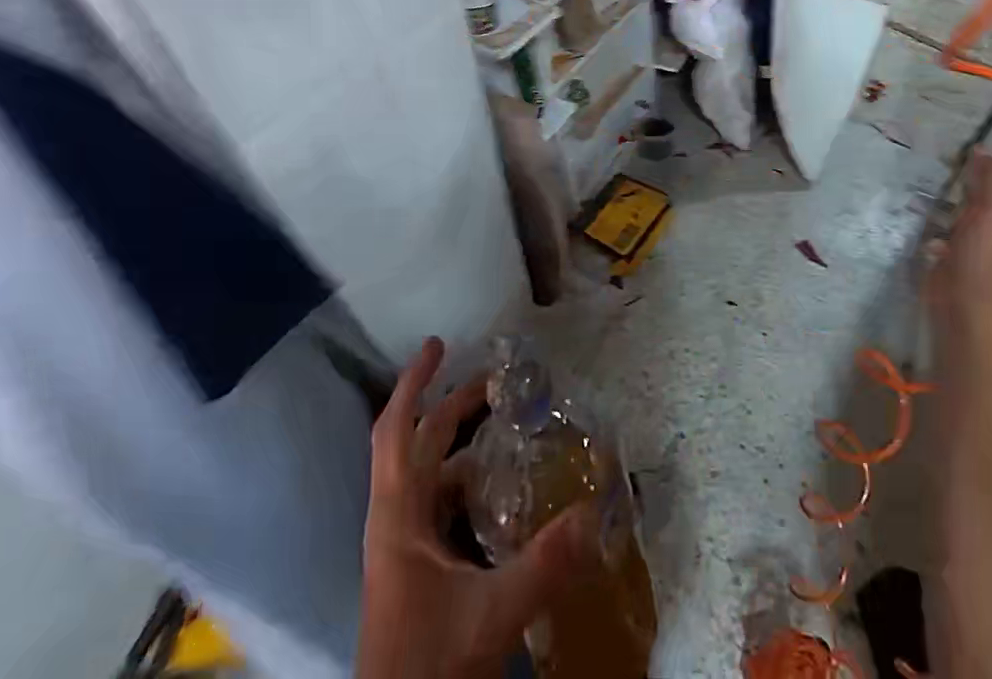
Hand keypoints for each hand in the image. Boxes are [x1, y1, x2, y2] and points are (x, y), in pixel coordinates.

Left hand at [356, 337, 597, 678]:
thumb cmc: (427, 661)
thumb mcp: (490, 613)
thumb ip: (545, 564)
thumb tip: (595, 512)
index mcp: (398, 515)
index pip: (397, 430)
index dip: (414, 383)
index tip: (437, 344)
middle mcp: (396, 520)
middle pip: (420, 445)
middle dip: (453, 406)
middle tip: (497, 382)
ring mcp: (405, 545)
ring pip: (433, 478)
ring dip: (463, 448)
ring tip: (508, 432)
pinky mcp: (419, 569)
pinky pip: (444, 509)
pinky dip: (470, 487)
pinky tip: (503, 495)